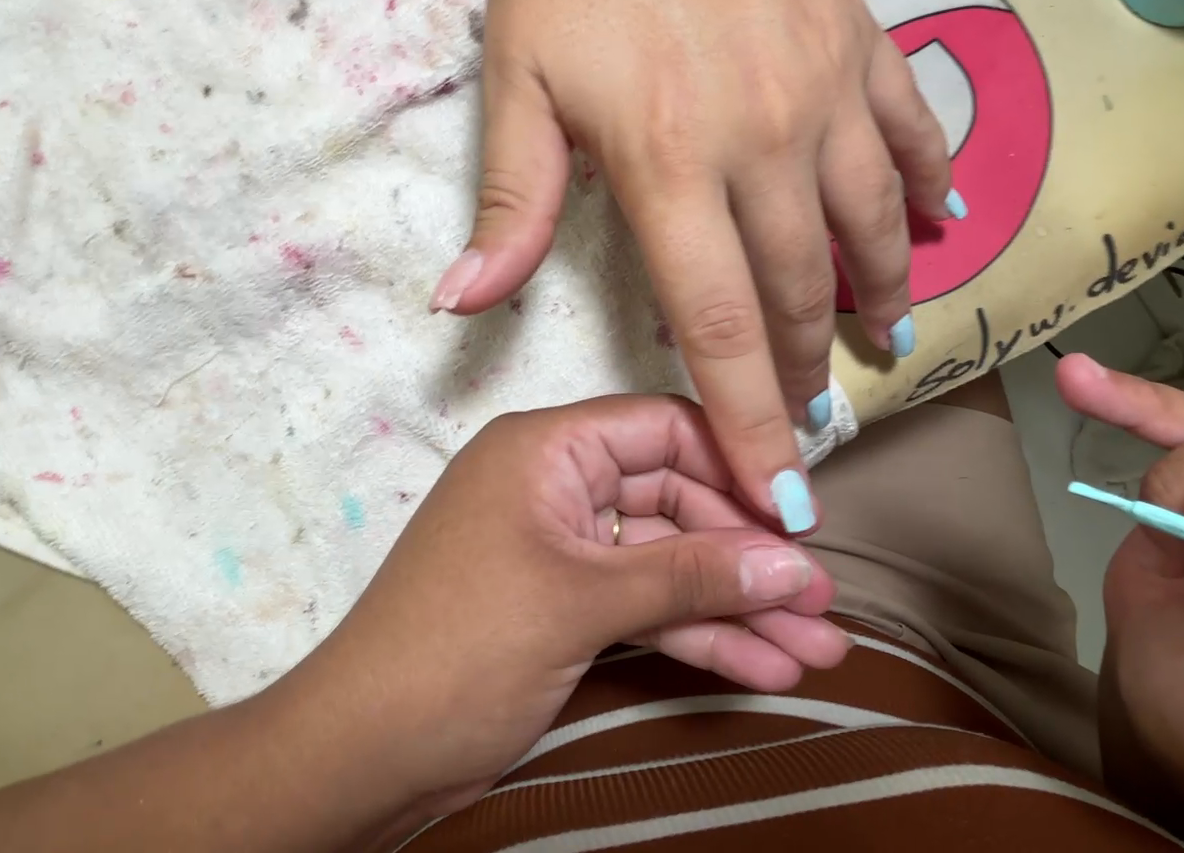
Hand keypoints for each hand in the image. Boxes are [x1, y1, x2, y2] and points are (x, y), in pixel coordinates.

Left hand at [0, 396, 845, 852]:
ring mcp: (557, 544)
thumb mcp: (577, 592)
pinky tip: (757, 655)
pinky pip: (646, 601)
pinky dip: (697, 626)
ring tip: (812, 635)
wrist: (358, 754)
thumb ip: (674, 556)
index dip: (732, 459)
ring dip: (732, 594)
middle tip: (825, 586)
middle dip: (746, 540)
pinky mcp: (559, 604)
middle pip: (668, 495)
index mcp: (544, 449)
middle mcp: (550, 481)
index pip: (658, 428)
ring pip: (665, 555)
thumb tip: (778, 538)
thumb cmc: (447, 653)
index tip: (804, 495)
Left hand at [438, 0, 952, 530]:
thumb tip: (462, 306)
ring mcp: (828, 92)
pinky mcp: (863, 44)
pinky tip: (938, 231)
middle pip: (797, 295)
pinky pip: (913, 136)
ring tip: (878, 352)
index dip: (747, 421)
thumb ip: (510, 209)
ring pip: (870, 230)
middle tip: (805, 423)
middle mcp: (765, 144)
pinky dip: (929, 194)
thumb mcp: (517, 87)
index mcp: (670, 166)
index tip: (779, 489)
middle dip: (801, 375)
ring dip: (877, 303)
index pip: (719, 329)